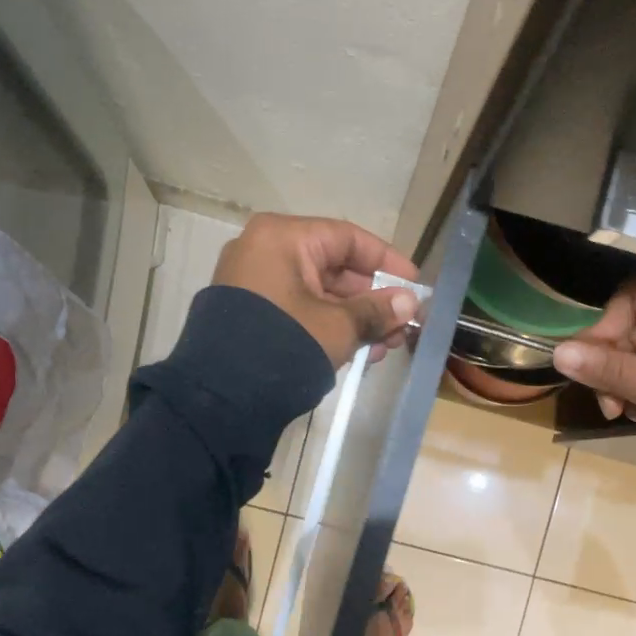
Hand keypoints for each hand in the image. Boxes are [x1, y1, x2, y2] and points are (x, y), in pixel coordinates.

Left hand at [212, 213, 421, 366]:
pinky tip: (357, 353)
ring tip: (384, 348)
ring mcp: (254, 284)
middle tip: (402, 328)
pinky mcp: (251, 315)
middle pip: (334, 268)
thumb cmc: (284, 346)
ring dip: (355, 320)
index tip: (414, 286)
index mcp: (282, 238)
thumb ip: (376, 311)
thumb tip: (410, 303)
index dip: (386, 262)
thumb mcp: (337, 328)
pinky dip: (328, 328)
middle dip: (372, 301)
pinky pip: (299, 312)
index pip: (347, 238)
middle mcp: (264, 252)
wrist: (221, 397)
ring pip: (318, 295)